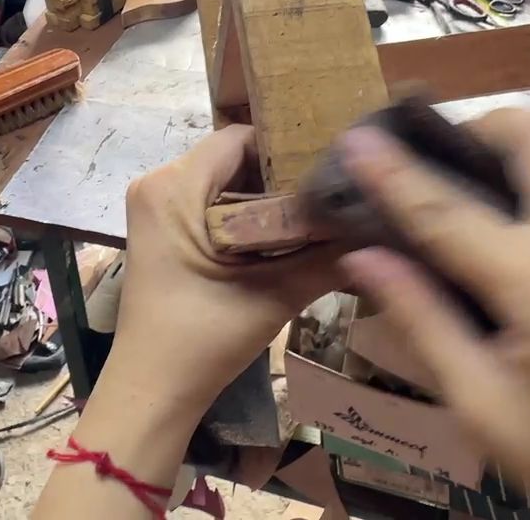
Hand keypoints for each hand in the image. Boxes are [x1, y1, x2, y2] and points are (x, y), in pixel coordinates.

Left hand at [109, 124, 342, 409]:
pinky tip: (276, 231)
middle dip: (277, 174)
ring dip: (261, 194)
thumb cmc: (202, 339)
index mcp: (173, 187)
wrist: (151, 390)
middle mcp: (157, 181)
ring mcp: (154, 202)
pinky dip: (240, 210)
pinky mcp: (159, 223)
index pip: (238, 138)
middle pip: (230, 156)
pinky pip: (207, 196)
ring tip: (309, 212)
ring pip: (221, 176)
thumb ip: (324, 259)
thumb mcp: (272, 296)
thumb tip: (377, 231)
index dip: (284, 149)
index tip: (327, 169)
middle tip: (327, 194)